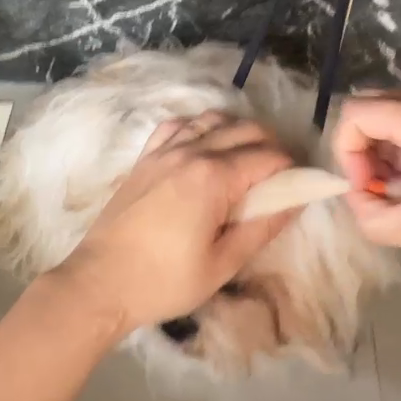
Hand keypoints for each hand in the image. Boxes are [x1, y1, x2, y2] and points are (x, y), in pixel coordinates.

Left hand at [48, 113, 295, 333]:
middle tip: (280, 174)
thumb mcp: (222, 264)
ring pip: (213, 118)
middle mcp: (192, 150)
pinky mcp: (146, 155)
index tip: (300, 183)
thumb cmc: (165, 280)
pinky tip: (204, 145)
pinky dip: (200, 127)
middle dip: (271, 144)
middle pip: (245, 129)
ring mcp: (165, 149)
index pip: (267, 156)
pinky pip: (179, 124)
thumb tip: (296, 202)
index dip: (290, 166)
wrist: (100, 282)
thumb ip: (262, 228)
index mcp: (214, 177)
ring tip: (246, 158)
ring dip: (238, 130)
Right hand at [332, 93, 400, 281]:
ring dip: (383, 154)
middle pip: (374, 109)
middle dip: (362, 150)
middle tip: (375, 191)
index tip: (366, 191)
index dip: (347, 152)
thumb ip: (370, 215)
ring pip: (394, 120)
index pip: (356, 114)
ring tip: (396, 196)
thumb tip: (357, 200)